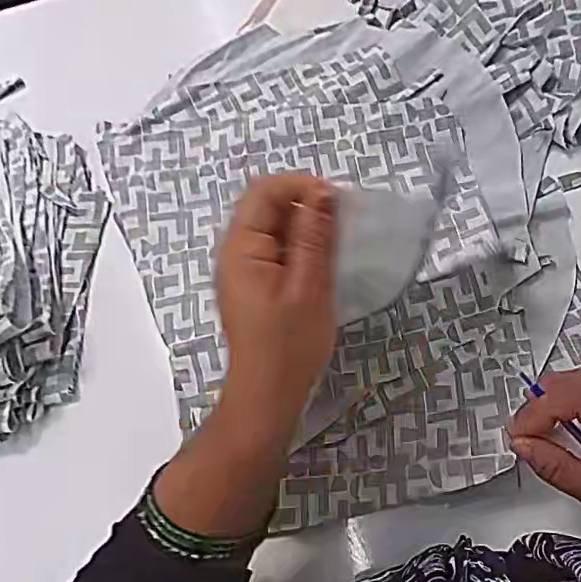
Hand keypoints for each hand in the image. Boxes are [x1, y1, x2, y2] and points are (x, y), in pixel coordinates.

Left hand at [154, 174, 337, 539]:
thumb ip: (313, 237)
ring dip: (308, 231)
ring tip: (337, 249)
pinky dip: (302, 252)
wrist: (269, 395)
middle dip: (307, 208)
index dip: (303, 186)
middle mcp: (236, 253)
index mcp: (241, 248)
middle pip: (269, 208)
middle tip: (344, 228)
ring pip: (276, 232)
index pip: (266, 191)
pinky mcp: (257, 287)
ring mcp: (245, 271)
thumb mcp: (309, 287)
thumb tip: (322, 193)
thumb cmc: (289, 346)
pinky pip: (279, 254)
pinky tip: (323, 268)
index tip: (340, 203)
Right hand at [507, 369, 580, 581]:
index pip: (571, 397)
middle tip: (523, 436)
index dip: (536, 413)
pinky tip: (557, 427)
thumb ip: (555, 466)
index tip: (519, 435)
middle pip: (570, 382)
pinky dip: (562, 404)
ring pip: (574, 381)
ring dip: (548, 404)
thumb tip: (524, 444)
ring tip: (538, 434)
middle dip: (538, 407)